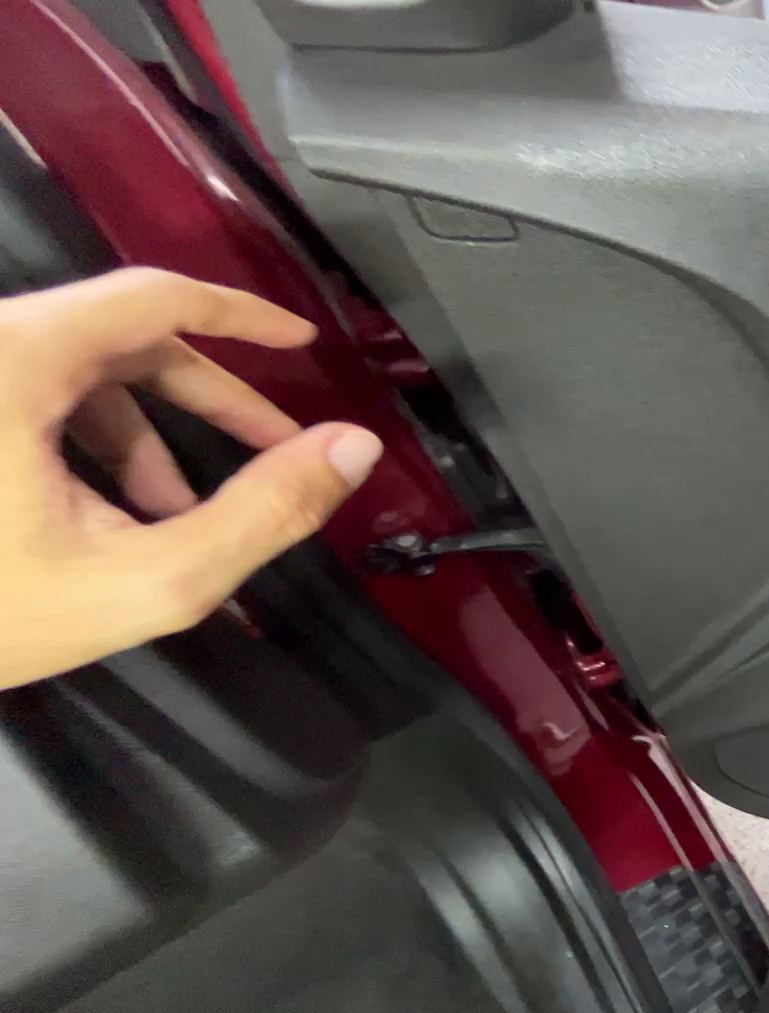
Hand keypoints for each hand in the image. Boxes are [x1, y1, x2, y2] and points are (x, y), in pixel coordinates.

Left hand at [0, 269, 383, 690]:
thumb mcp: (154, 578)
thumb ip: (269, 510)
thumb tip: (355, 446)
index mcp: (8, 370)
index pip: (150, 300)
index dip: (241, 315)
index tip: (301, 344)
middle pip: (120, 342)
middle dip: (211, 398)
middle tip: (281, 447)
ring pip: (72, 373)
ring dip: (149, 430)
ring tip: (187, 503)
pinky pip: (25, 398)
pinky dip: (86, 441)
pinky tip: (111, 506)